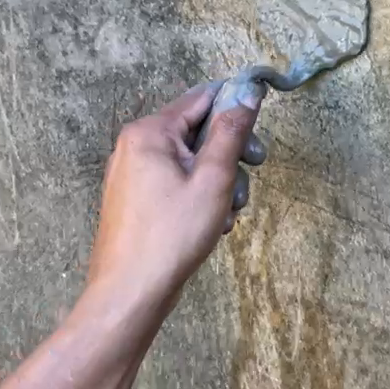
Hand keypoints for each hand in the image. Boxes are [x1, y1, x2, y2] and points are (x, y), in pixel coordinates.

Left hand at [83, 80, 267, 323]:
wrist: (129, 296)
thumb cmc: (173, 233)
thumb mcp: (214, 177)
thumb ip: (231, 131)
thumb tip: (248, 92)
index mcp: (150, 132)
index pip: (204, 97)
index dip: (237, 105)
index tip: (260, 126)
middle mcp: (135, 144)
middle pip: (199, 129)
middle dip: (231, 150)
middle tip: (254, 168)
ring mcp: (132, 172)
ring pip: (192, 158)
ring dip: (219, 177)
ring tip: (229, 209)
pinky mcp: (135, 197)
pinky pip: (177, 179)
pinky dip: (199, 192)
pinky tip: (212, 220)